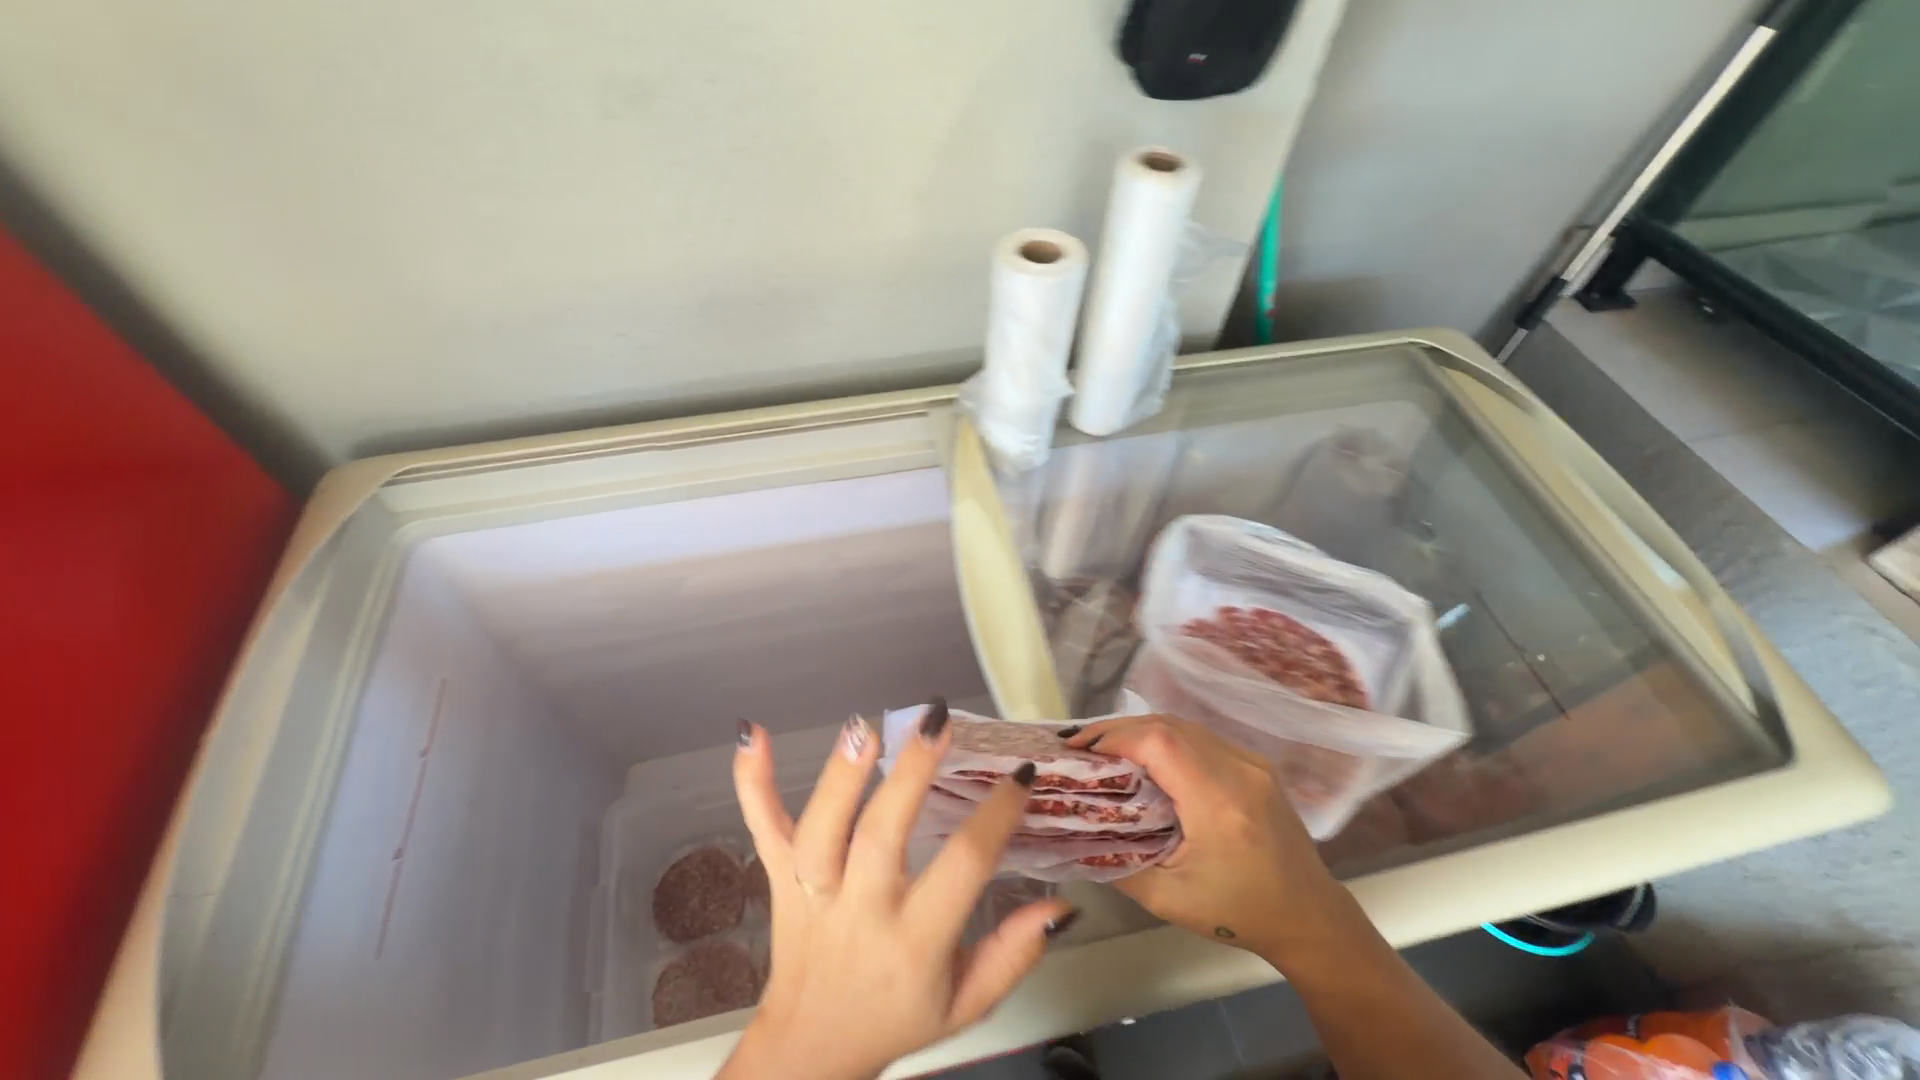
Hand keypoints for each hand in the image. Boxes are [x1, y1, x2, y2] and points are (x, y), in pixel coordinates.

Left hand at [719, 704, 1075, 1079]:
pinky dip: (753, 782)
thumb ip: (1013, 954)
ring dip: (840, 776)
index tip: (1019, 775)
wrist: (810, 1050)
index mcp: (914, 942)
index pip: (963, 868)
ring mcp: (811, 893)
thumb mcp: (968, 1003)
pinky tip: (754, 734)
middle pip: (882, 836)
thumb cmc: (896, 1018)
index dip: (996, 816)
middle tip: (937, 724)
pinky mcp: (777, 881)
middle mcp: (860, 910)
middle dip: (911, 776)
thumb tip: (1059, 904)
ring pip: (819, 831)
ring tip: (864, 726)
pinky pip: (762, 830)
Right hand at [1063, 714, 1350, 968]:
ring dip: (1141, 731)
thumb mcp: (1169, 899)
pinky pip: (1202, 738)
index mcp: (1218, 803)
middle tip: (1080, 747)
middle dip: (1119, 730)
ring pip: (1185, 726)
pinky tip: (1145, 758)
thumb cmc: (1238, 913)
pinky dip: (1166, 739)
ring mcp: (1252, 763)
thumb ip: (1119, 865)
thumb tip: (1076, 837)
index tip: (1078, 750)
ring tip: (1104, 749)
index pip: (1160, 743)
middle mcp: (1239, 771)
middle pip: (1169, 725)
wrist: (1309, 917)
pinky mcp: (1256, 766)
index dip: (1115, 737)